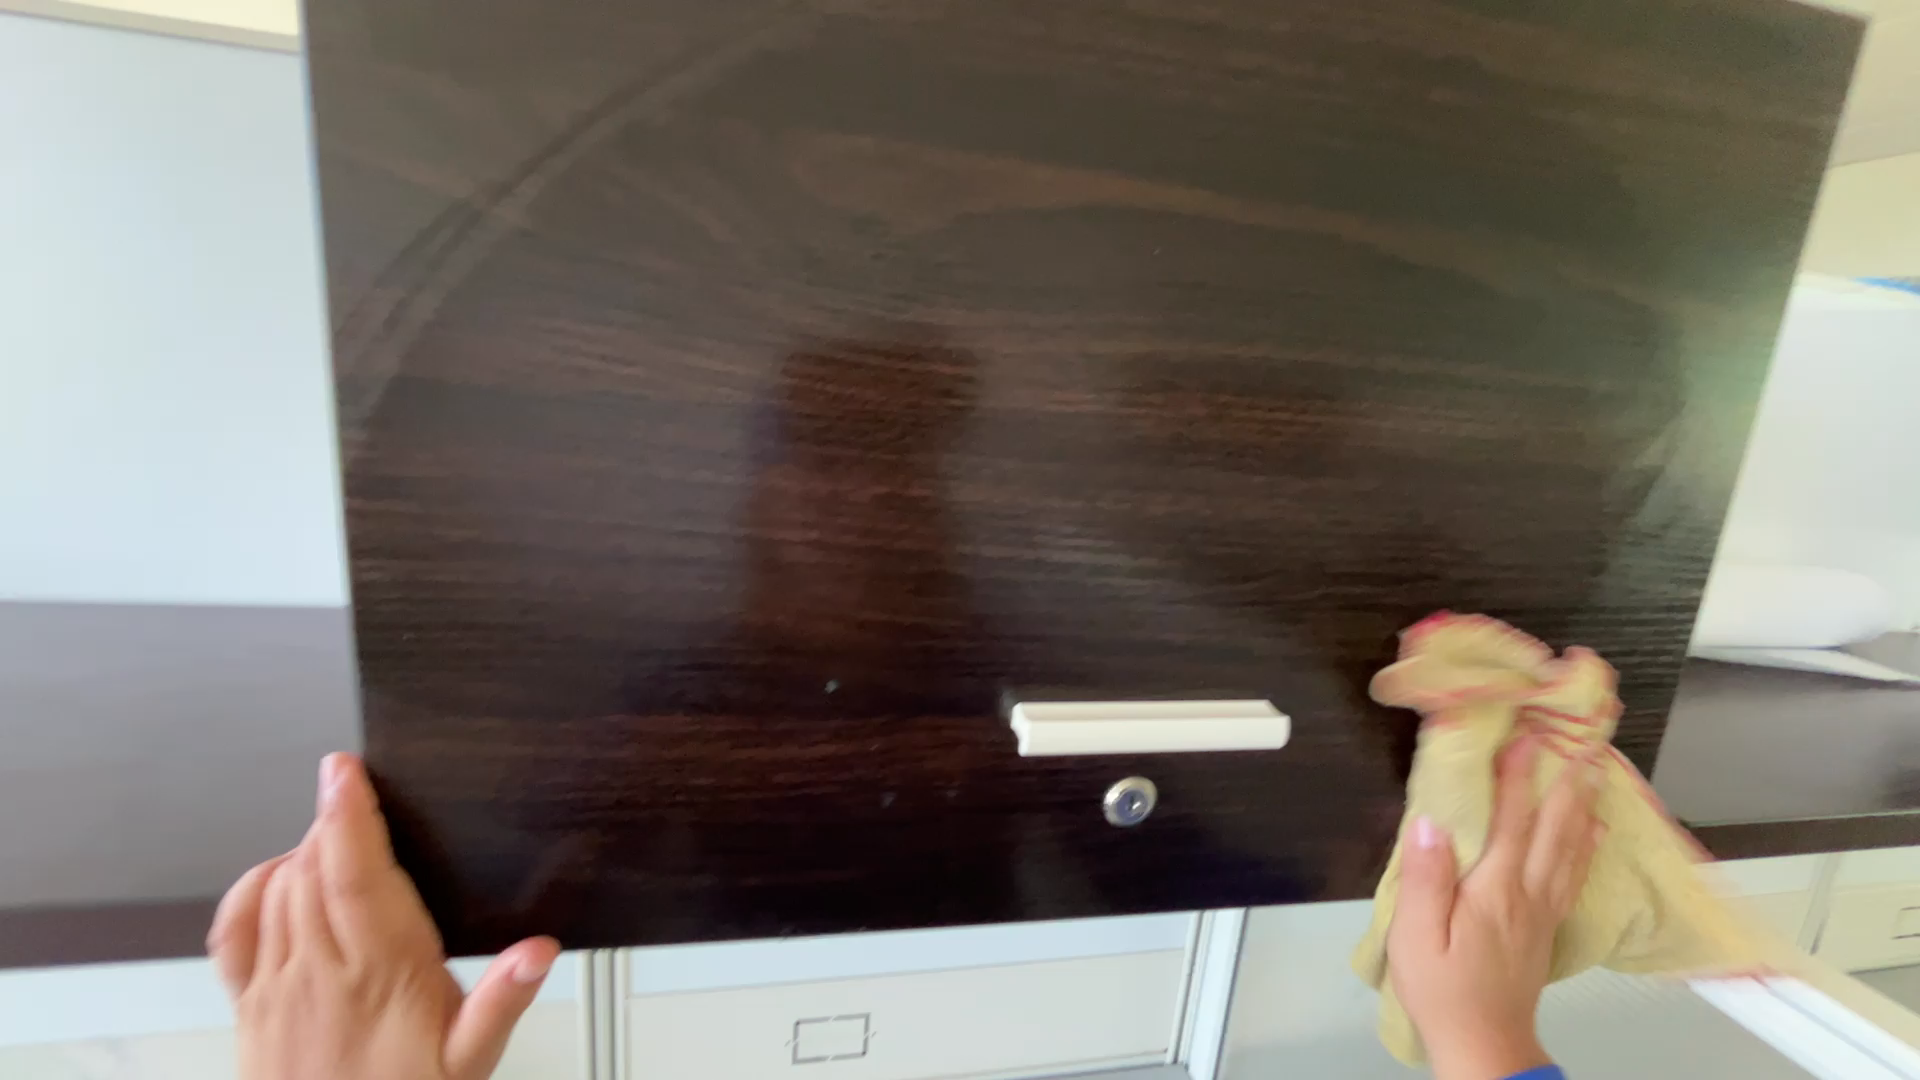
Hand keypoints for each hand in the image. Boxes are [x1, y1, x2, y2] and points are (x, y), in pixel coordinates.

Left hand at [208, 753, 561, 1079]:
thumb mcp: (475, 1058)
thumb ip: (504, 1001)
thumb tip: (539, 950)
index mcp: (382, 973)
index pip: (356, 879)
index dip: (348, 819)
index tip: (344, 772)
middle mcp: (321, 974)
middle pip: (312, 872)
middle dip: (331, 818)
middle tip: (359, 787)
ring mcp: (277, 990)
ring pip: (276, 893)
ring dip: (303, 847)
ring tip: (337, 823)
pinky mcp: (250, 1008)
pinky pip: (233, 935)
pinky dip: (251, 890)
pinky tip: (278, 872)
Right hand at [1388, 736, 1603, 1079]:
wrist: (1484, 1050)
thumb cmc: (1441, 989)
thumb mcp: (1417, 935)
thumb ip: (1427, 879)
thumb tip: (1431, 824)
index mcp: (1495, 893)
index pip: (1512, 825)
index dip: (1518, 780)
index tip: (1524, 741)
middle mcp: (1528, 897)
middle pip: (1553, 834)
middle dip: (1564, 788)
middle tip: (1579, 748)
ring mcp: (1542, 915)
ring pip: (1569, 853)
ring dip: (1581, 811)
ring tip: (1592, 778)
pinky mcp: (1544, 930)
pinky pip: (1571, 876)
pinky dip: (1584, 848)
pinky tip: (1590, 835)